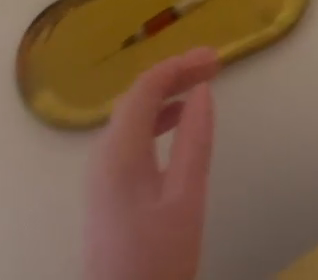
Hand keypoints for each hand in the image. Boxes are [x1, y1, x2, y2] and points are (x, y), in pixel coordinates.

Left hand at [84, 48, 218, 279]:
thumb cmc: (158, 260)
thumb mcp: (186, 200)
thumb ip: (195, 141)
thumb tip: (203, 90)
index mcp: (118, 150)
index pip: (146, 87)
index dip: (180, 64)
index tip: (216, 58)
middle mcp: (102, 153)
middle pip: (137, 96)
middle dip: (175, 74)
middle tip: (214, 64)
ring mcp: (101, 172)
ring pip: (132, 115)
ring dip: (166, 95)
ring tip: (201, 85)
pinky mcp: (107, 189)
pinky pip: (130, 136)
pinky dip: (156, 119)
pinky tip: (177, 123)